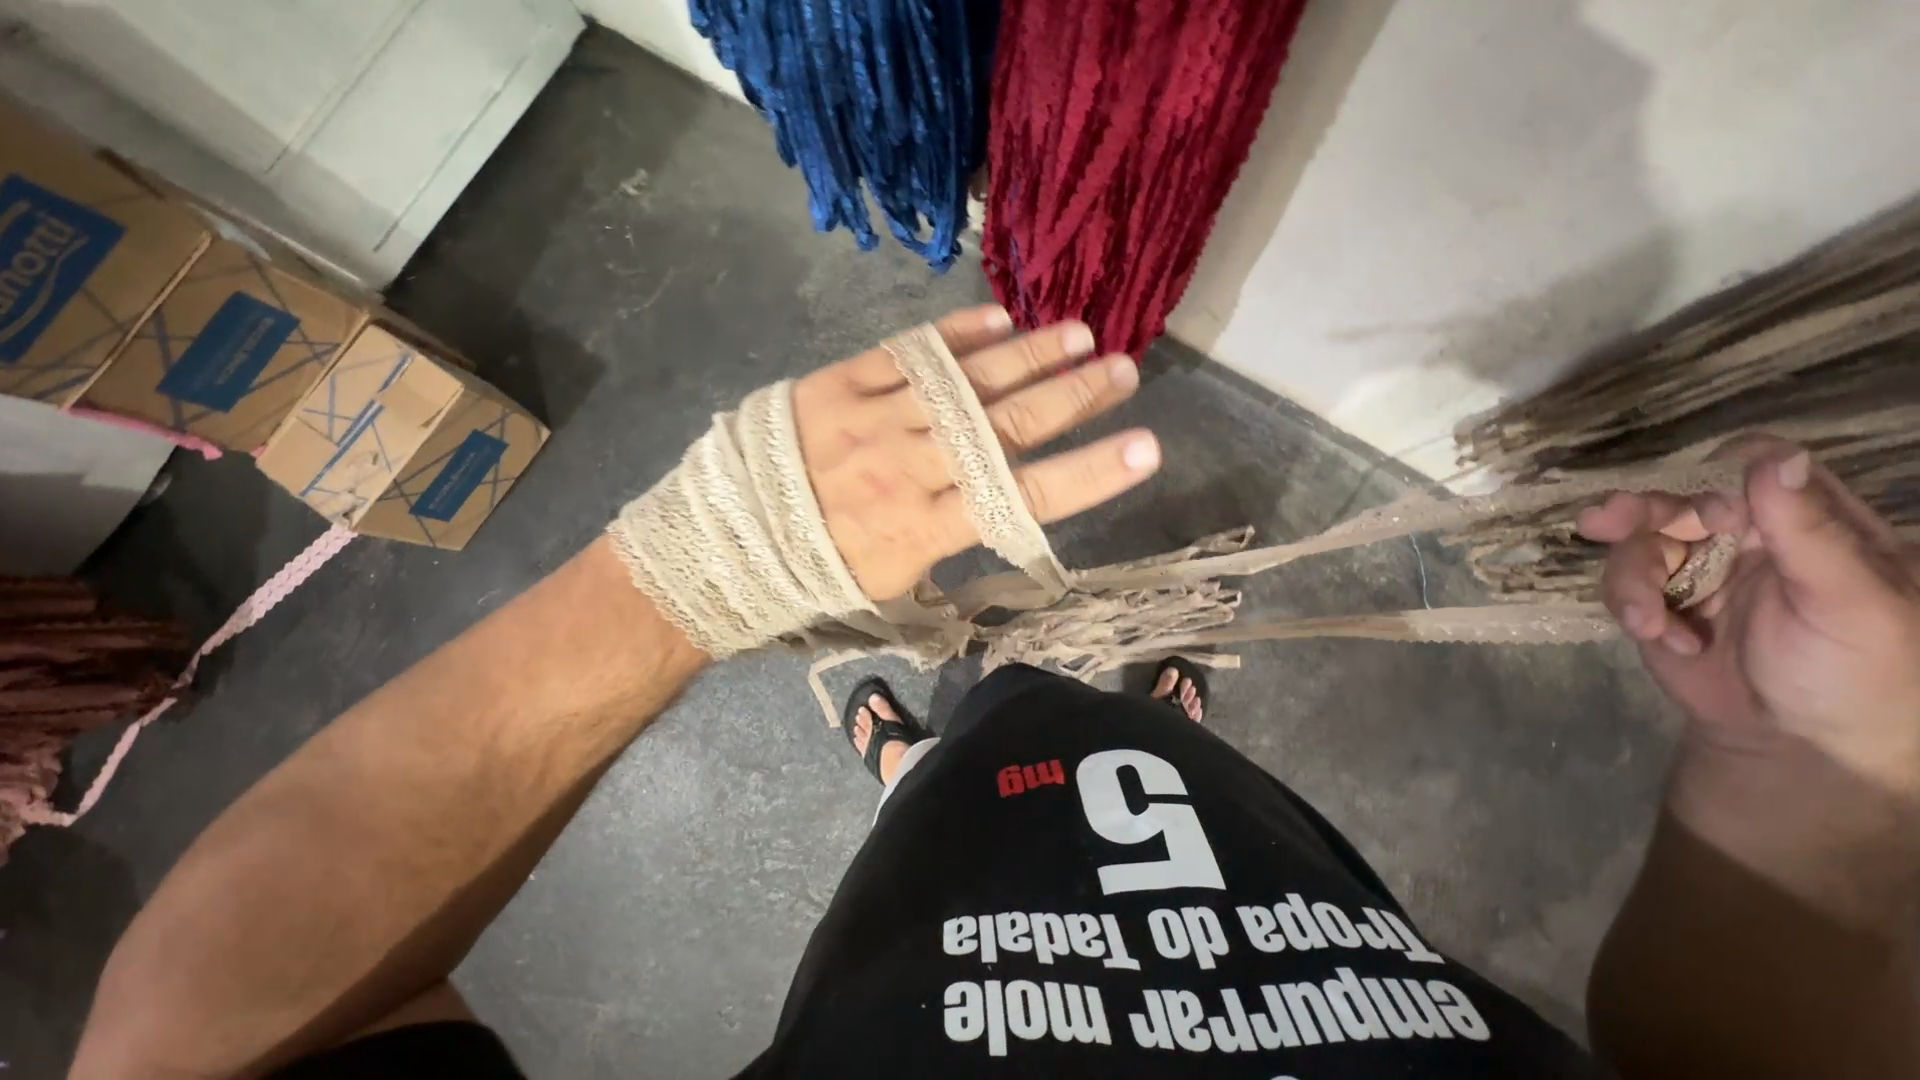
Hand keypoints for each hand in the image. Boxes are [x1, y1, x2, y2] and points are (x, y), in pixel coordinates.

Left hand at [792, 305, 1158, 599]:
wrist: (730, 536)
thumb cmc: (821, 569)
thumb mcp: (893, 579)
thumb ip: (948, 538)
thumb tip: (999, 506)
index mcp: (925, 527)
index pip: (1022, 498)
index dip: (1087, 475)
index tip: (1145, 449)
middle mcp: (910, 467)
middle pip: (1005, 427)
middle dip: (1071, 398)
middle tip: (1123, 370)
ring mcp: (876, 418)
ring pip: (965, 383)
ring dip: (1027, 357)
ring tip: (1079, 335)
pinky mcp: (842, 382)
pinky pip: (907, 352)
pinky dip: (954, 334)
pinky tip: (999, 319)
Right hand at [1578, 438, 1919, 795]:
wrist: (1797, 745)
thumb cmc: (1857, 673)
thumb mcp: (1849, 603)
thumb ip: (1811, 532)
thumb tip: (1777, 456)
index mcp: (1808, 525)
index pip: (1759, 470)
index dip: (1724, 476)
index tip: (1706, 507)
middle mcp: (1745, 537)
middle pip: (1677, 500)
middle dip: (1635, 511)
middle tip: (1599, 520)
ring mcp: (1696, 569)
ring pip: (1638, 543)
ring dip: (1630, 579)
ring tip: (1644, 621)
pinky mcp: (1658, 601)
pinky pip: (1622, 585)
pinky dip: (1634, 611)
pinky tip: (1664, 640)